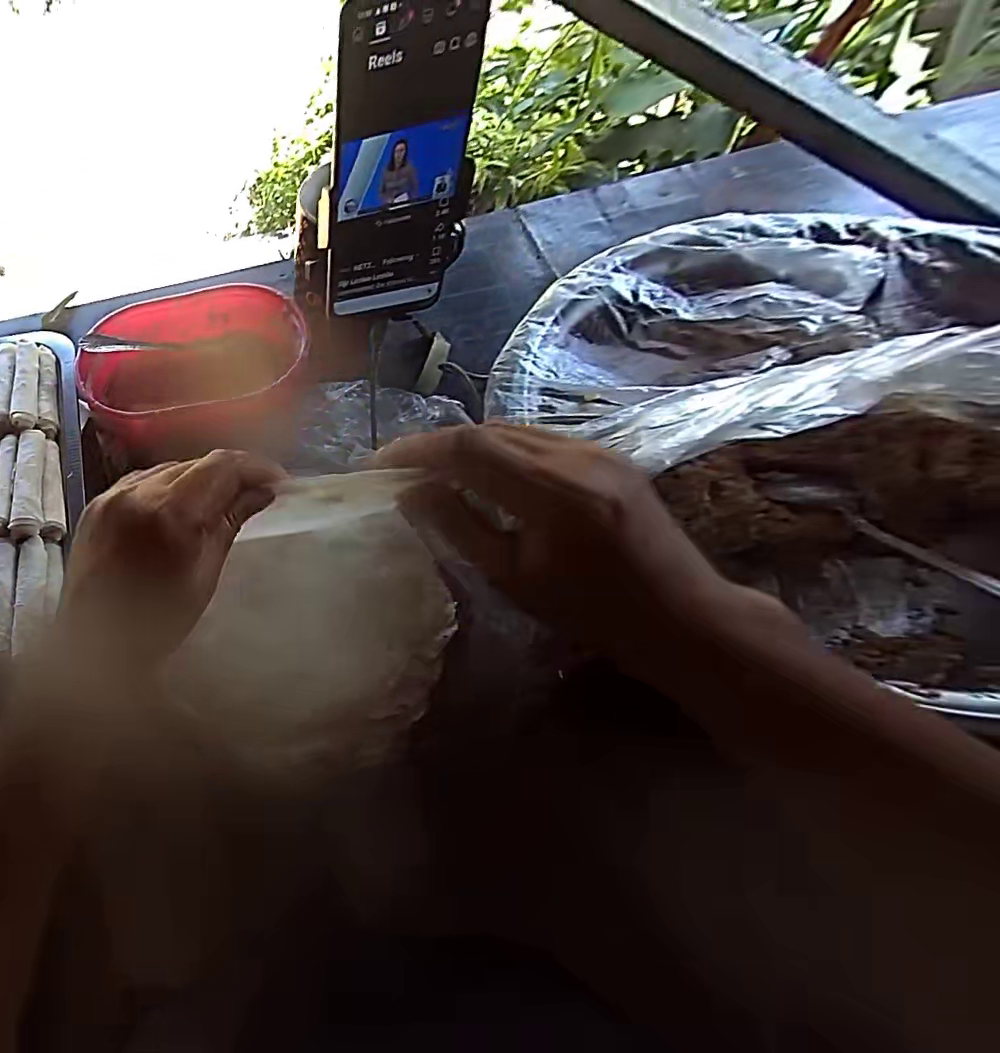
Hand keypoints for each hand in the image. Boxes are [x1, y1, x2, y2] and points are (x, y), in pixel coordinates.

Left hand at [60, 449, 284, 666]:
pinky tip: (176, 507)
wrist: (90, 642)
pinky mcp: (95, 506)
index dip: (254, 467)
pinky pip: (138, 482)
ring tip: (217, 501)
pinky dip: (164, 488)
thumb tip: (259, 493)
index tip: (276, 481)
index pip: (220, 466)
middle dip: (228, 474)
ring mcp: (110, 497)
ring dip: (196, 479)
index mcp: (169, 514)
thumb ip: (228, 525)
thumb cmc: (154, 623)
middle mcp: (136, 494)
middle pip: (193, 464)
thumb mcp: (203, 578)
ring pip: (166, 469)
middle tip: (252, 493)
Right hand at [376, 424, 765, 667]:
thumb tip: (411, 492)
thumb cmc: (587, 608)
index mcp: (554, 493)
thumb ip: (456, 526)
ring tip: (429, 470)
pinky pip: (535, 439)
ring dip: (463, 445)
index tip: (379, 464)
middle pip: (487, 430)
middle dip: (433, 445)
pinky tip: (477, 472)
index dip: (416, 450)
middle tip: (397, 468)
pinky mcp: (607, 456)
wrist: (682, 613)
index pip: (469, 448)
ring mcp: (598, 451)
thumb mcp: (508, 575)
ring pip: (510, 430)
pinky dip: (494, 449)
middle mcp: (579, 458)